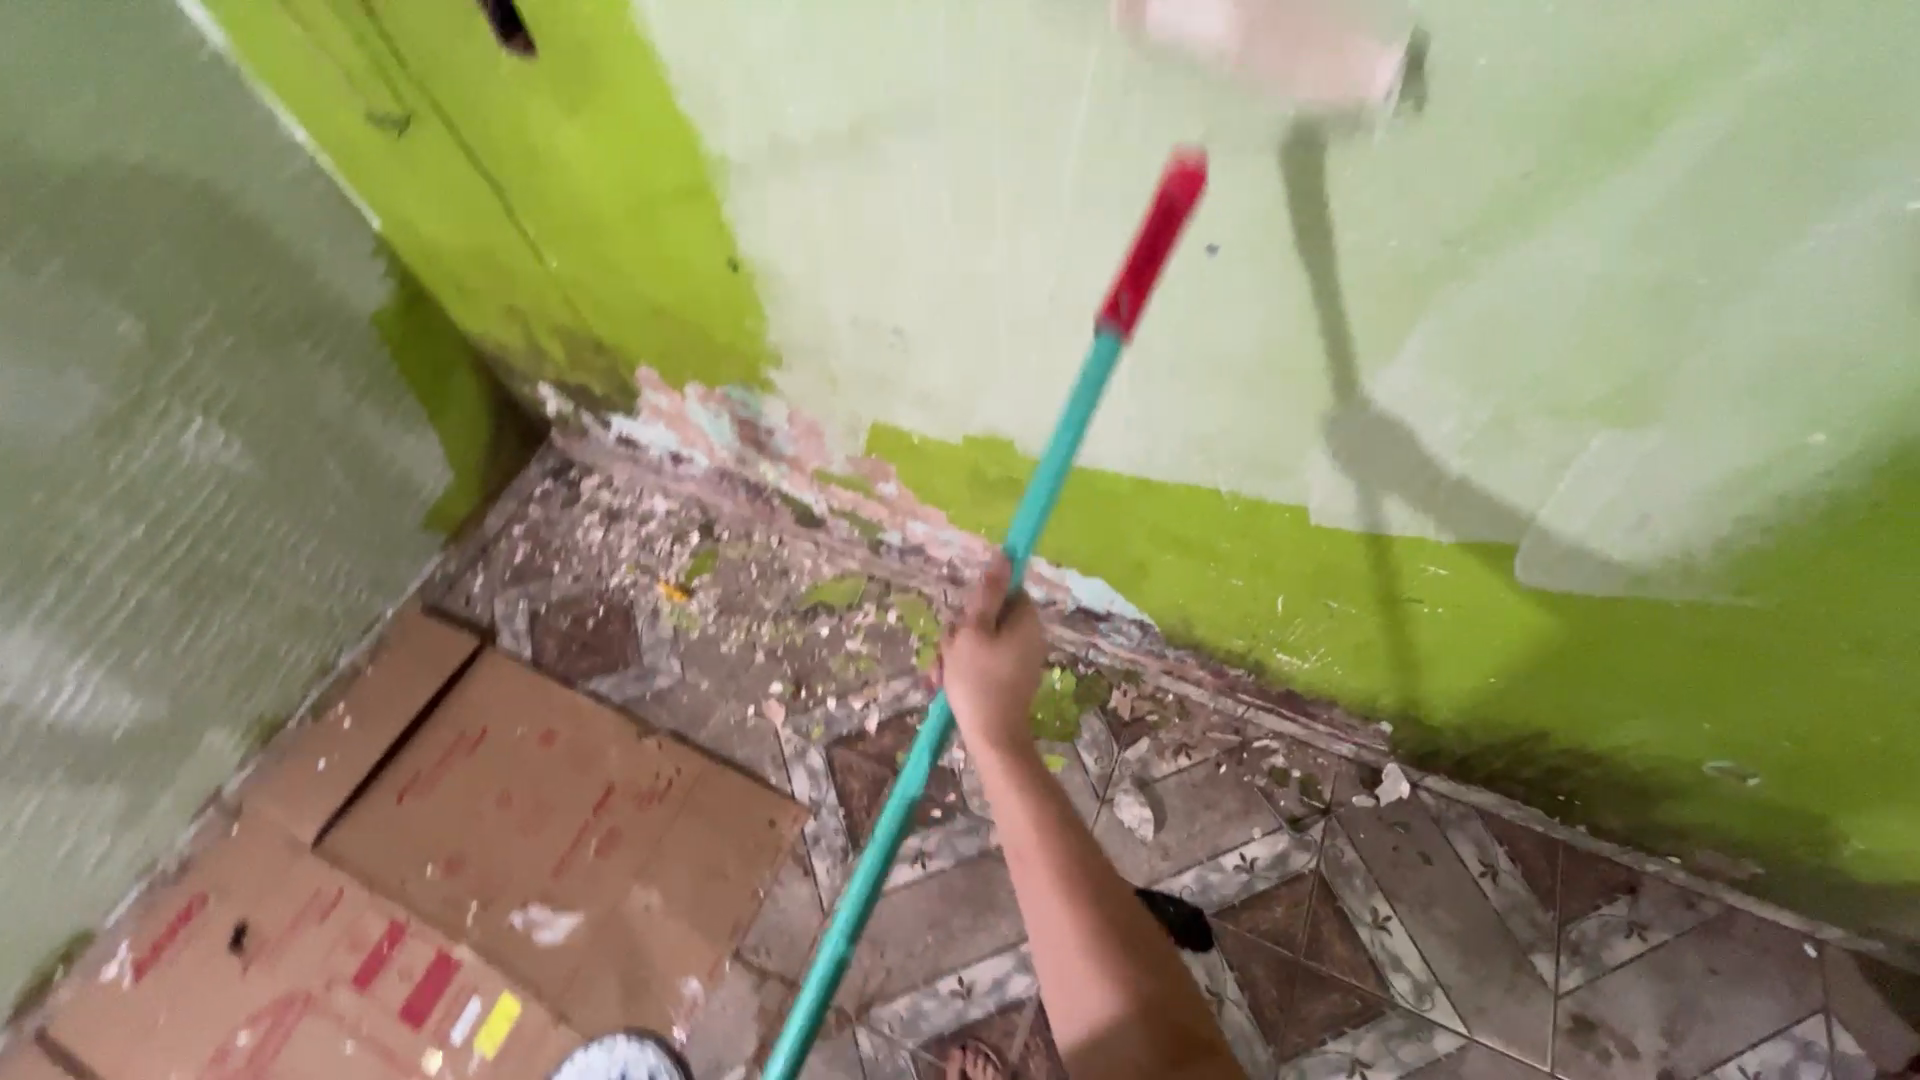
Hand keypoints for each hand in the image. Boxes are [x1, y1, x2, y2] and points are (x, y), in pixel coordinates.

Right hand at [940, 552, 1046, 756]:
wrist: (992, 738)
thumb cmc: (979, 681)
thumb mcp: (973, 630)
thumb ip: (987, 592)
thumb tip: (1005, 554)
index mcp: (1026, 619)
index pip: (1002, 591)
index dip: (977, 603)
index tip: (963, 623)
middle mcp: (1029, 636)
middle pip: (987, 617)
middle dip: (960, 634)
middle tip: (950, 653)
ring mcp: (1020, 660)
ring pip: (979, 642)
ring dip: (956, 655)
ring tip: (942, 675)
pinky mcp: (1009, 680)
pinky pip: (983, 663)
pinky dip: (964, 671)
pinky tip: (946, 686)